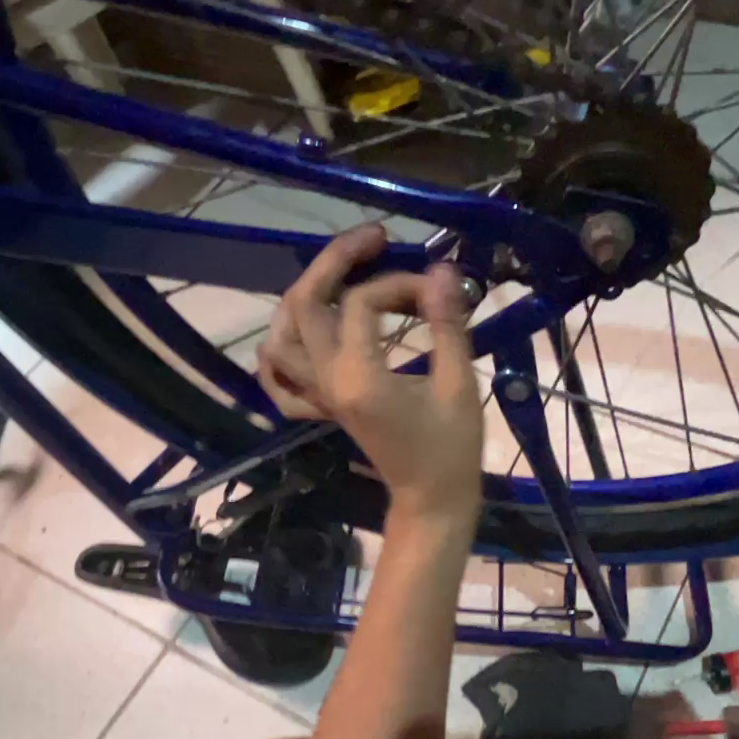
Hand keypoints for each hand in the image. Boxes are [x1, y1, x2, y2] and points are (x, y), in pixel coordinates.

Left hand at [257, 225, 483, 522]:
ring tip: (338, 278)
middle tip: (374, 239)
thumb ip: (448, 326)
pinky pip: (280, 382)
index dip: (399, 283)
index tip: (437, 291)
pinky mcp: (322, 408)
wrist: (432, 499)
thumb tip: (442, 269)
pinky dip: (280, 356)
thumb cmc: (452, 449)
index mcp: (358, 377)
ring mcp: (319, 396)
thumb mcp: (459, 386)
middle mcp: (327, 382)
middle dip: (336, 261)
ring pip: (281, 338)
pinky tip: (301, 339)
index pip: (361, 302)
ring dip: (302, 299)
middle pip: (305, 304)